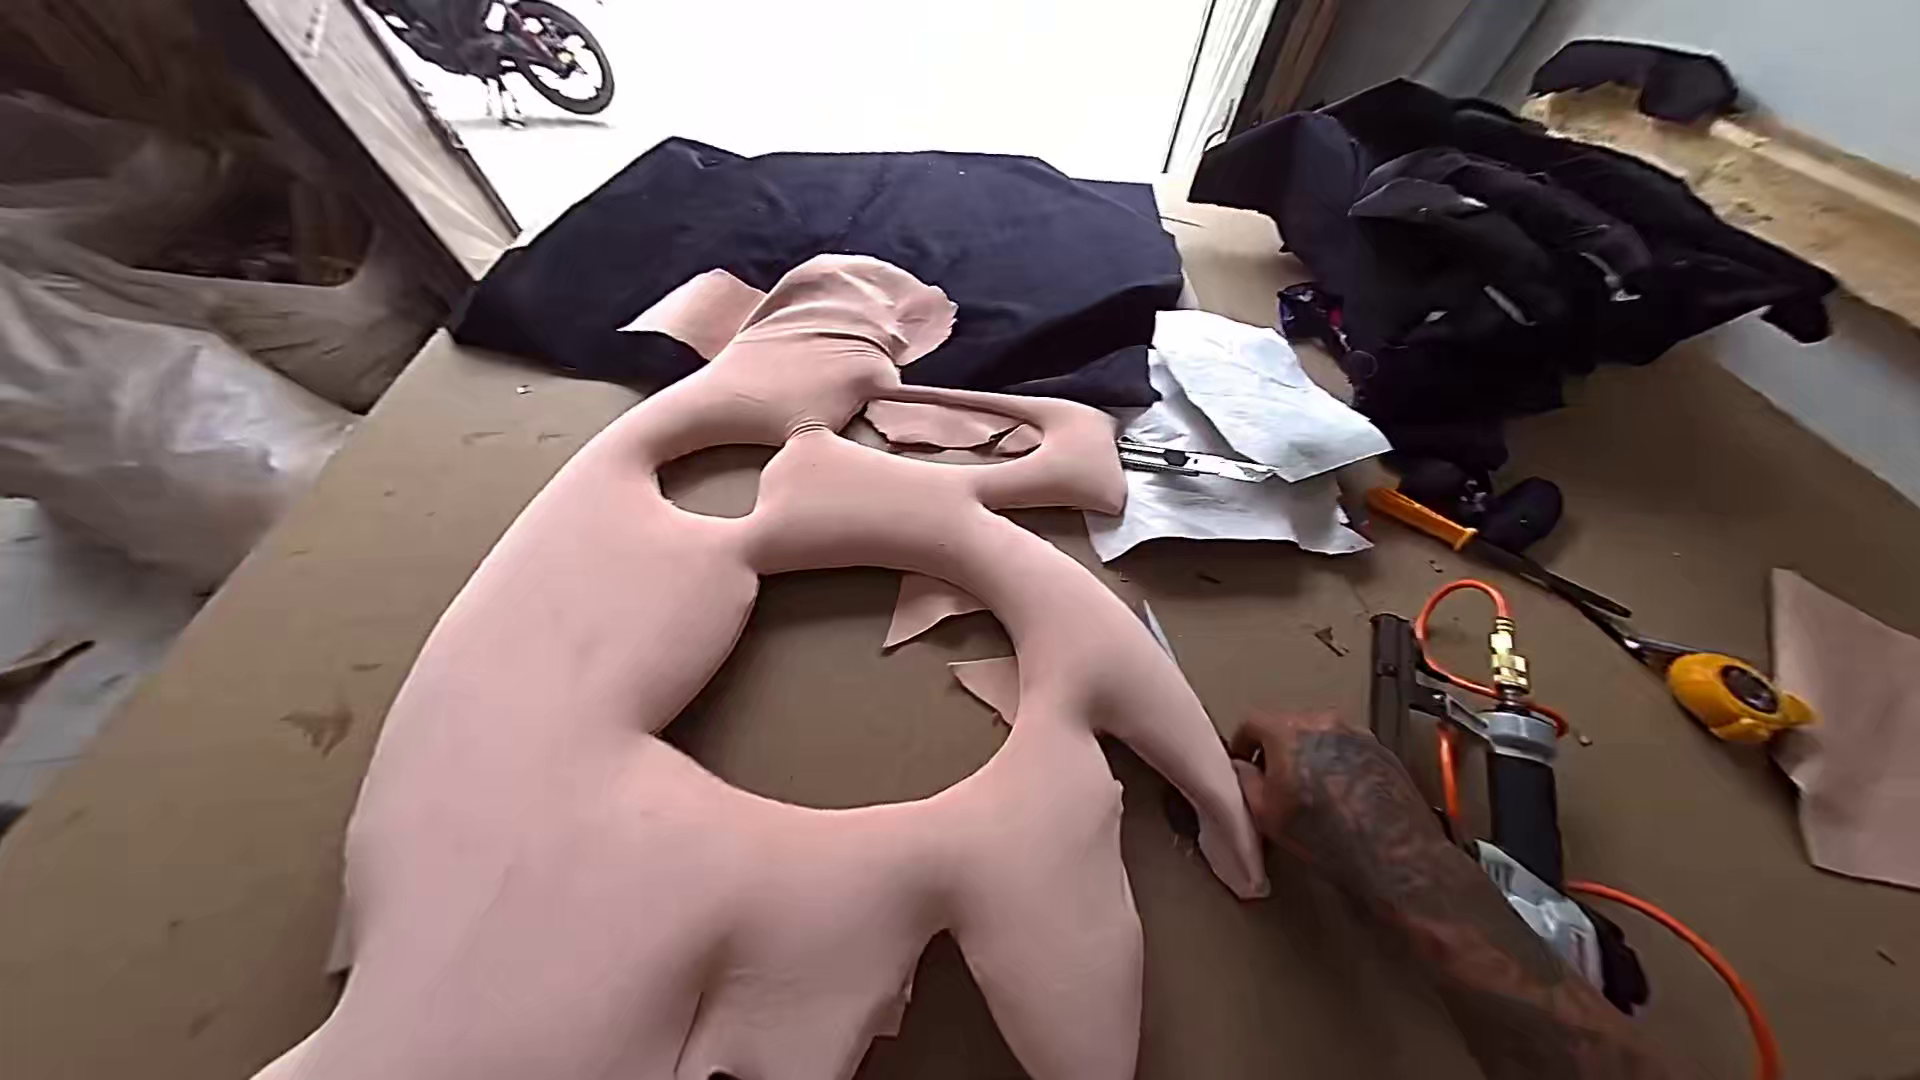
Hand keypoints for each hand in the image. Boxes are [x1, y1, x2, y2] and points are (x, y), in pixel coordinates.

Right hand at [1229, 710, 1446, 878]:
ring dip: (1308, 753)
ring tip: (1310, 787)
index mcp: (1286, 730)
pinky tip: (1338, 792)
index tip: (1244, 761)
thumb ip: (1245, 780)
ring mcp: (1356, 734)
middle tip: (1274, 777)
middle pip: (1286, 725)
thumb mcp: (1265, 813)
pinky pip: (1346, 747)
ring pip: (1318, 735)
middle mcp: (1321, 722)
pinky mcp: (1382, 751)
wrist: (1395, 859)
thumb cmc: (1328, 837)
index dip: (1242, 743)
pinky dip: (1336, 761)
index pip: (1251, 722)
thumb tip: (1245, 770)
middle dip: (1276, 747)